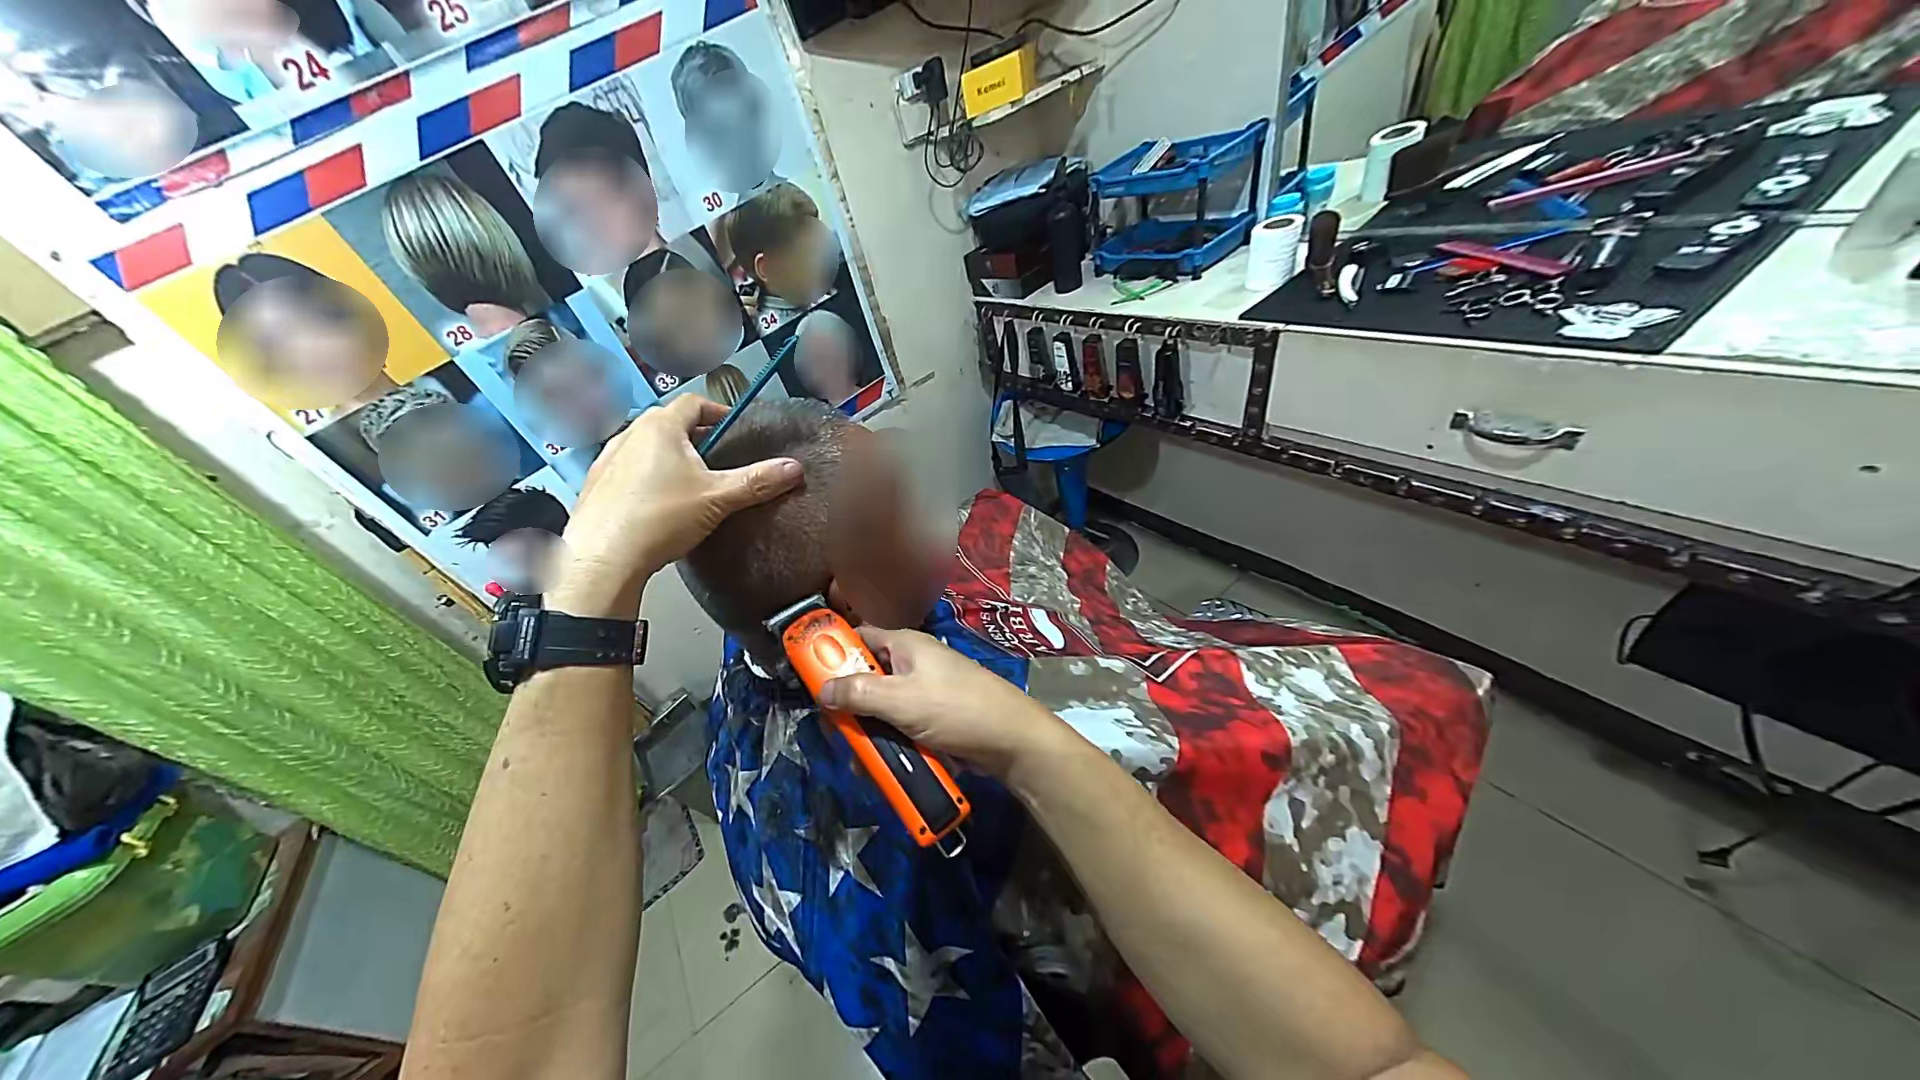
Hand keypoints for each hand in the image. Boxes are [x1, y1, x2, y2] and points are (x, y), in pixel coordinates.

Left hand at [547, 396, 801, 617]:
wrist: (603, 559)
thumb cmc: (659, 518)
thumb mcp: (719, 498)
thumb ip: (758, 480)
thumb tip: (794, 468)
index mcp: (660, 427)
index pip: (694, 402)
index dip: (718, 412)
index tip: (735, 427)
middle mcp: (629, 434)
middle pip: (670, 423)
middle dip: (696, 437)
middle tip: (719, 459)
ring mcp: (607, 459)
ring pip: (646, 447)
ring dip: (669, 457)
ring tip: (690, 483)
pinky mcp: (595, 485)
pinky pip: (628, 470)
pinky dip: (647, 477)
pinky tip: (659, 504)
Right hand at [818, 627, 1072, 778]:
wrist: (1011, 740)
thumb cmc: (956, 708)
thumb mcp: (901, 700)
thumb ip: (859, 692)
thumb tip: (820, 689)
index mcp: (905, 644)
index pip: (859, 637)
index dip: (832, 652)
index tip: (809, 676)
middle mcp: (912, 663)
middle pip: (867, 676)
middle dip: (849, 704)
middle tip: (836, 730)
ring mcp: (924, 691)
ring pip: (881, 707)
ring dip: (869, 731)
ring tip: (860, 758)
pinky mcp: (933, 717)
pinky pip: (899, 726)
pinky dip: (889, 742)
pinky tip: (883, 764)